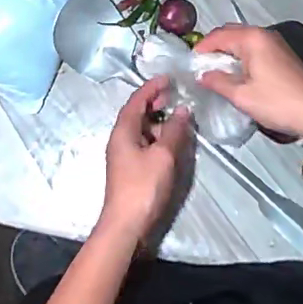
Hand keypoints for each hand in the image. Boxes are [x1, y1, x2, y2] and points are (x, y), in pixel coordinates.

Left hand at [96, 76, 192, 246]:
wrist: (125, 226)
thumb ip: (173, 131)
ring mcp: (123, 154)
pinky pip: (143, 142)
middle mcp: (120, 138)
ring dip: (156, 119)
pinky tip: (170, 141)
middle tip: (172, 94)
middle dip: (153, 101)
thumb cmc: (143, 186)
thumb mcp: (163, 156)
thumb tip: (182, 109)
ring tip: (175, 116)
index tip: (167, 78)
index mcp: (123, 130)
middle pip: (136, 112)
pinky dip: (156, 135)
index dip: (151, 87)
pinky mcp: (130, 168)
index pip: (137, 99)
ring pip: (140, 128)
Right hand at [194, 25, 302, 140]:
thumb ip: (218, 82)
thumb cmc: (277, 102)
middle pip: (231, 32)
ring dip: (229, 50)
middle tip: (202, 66)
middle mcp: (262, 33)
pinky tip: (238, 72)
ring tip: (217, 70)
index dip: (202, 48)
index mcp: (251, 38)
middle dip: (214, 46)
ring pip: (243, 39)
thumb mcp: (242, 96)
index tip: (191, 64)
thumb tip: (202, 75)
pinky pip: (254, 46)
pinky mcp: (282, 52)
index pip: (218, 35)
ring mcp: (275, 41)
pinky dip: (242, 54)